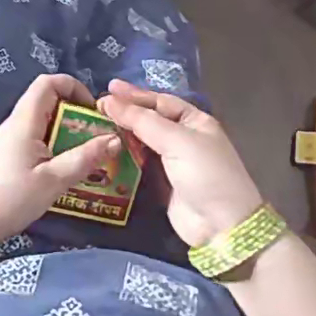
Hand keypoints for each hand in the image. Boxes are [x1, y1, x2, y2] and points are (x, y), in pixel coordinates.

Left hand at [0, 74, 119, 248]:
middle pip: (50, 102)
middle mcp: (18, 124)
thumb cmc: (10, 198)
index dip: (73, 87)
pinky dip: (59, 147)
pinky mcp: (12, 157)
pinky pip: (40, 140)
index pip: (48, 83)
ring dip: (70, 133)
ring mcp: (13, 140)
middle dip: (77, 114)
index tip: (93, 110)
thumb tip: (116, 139)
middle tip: (99, 136)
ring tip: (92, 154)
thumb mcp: (53, 180)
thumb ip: (85, 158)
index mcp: (25, 121)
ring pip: (46, 123)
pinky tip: (71, 168)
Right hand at [96, 80, 262, 246]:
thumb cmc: (205, 174)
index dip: (134, 95)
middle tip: (95, 108)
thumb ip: (141, 120)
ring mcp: (172, 161)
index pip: (160, 101)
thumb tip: (108, 101)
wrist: (220, 225)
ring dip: (121, 134)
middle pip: (150, 120)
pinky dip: (123, 156)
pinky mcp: (161, 182)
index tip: (107, 90)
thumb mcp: (176, 140)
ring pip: (141, 141)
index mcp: (194, 121)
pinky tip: (104, 150)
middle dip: (125, 113)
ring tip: (94, 126)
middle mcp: (184, 137)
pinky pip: (138, 163)